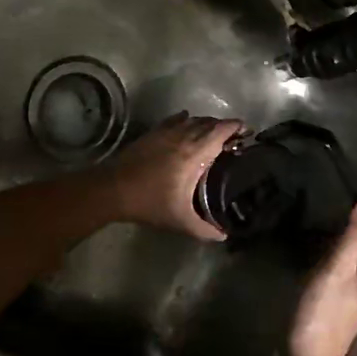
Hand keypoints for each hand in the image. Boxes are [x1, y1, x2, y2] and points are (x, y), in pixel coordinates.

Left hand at [97, 113, 242, 240]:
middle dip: (222, 127)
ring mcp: (161, 133)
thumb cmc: (148, 202)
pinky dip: (182, 120)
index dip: (235, 127)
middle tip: (232, 138)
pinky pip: (170, 121)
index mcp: (194, 153)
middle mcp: (180, 137)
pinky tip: (184, 123)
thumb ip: (205, 229)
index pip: (220, 130)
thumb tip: (223, 236)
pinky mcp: (148, 135)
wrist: (110, 189)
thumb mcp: (181, 220)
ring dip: (203, 123)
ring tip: (211, 135)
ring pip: (189, 120)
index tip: (246, 132)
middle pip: (207, 122)